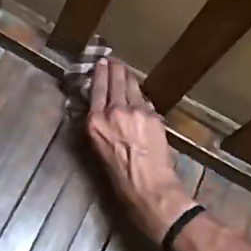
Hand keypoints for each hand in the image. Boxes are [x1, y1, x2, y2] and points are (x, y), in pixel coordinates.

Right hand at [85, 59, 195, 240]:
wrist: (151, 190)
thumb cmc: (120, 179)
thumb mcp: (98, 150)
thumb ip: (99, 127)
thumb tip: (103, 113)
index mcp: (96, 122)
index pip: (97, 88)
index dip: (100, 73)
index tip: (101, 62)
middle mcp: (114, 112)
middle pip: (115, 80)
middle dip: (115, 68)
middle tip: (114, 60)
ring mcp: (137, 112)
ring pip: (132, 86)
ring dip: (128, 76)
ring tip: (125, 69)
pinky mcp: (154, 117)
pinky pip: (145, 100)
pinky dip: (140, 95)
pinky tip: (139, 94)